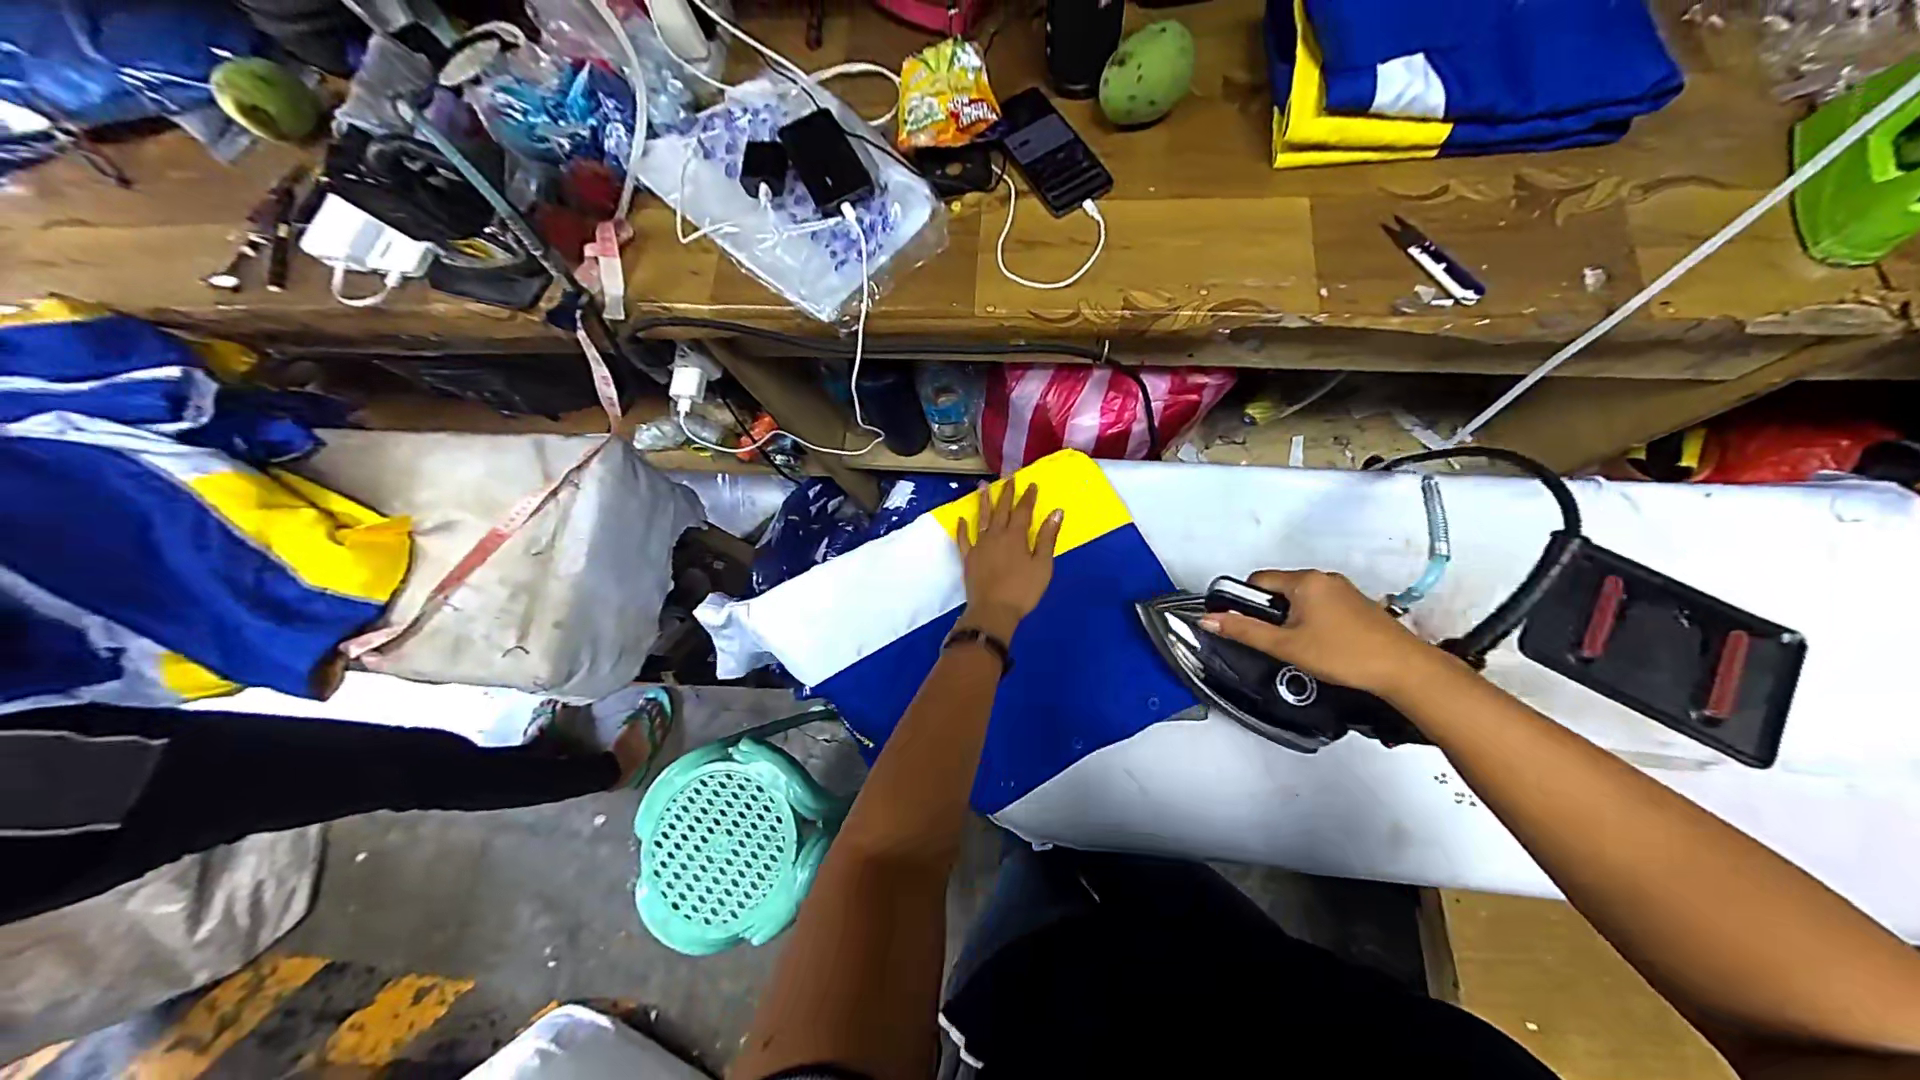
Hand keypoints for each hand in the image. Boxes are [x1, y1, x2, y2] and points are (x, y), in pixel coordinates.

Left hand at [954, 480, 1062, 639]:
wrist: (993, 611)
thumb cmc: (1023, 590)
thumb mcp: (1042, 565)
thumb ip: (1047, 538)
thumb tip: (1056, 512)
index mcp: (1015, 536)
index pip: (1023, 511)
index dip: (1028, 497)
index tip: (1031, 484)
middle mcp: (996, 535)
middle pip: (1001, 510)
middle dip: (1006, 493)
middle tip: (1008, 478)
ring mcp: (980, 546)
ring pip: (982, 519)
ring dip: (983, 502)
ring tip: (982, 486)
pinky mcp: (968, 558)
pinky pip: (964, 539)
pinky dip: (962, 528)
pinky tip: (961, 519)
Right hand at [1197, 569, 1454, 697]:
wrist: (1404, 670)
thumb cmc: (1345, 655)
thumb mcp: (1285, 645)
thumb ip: (1244, 630)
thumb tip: (1209, 618)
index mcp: (1305, 581)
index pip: (1257, 580)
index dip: (1244, 602)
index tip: (1246, 625)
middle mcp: (1325, 578)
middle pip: (1279, 588)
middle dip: (1270, 612)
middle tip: (1275, 640)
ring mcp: (1344, 590)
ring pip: (1300, 598)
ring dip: (1291, 617)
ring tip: (1299, 646)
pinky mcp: (1357, 604)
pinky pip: (1321, 604)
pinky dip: (1312, 620)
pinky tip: (1320, 645)